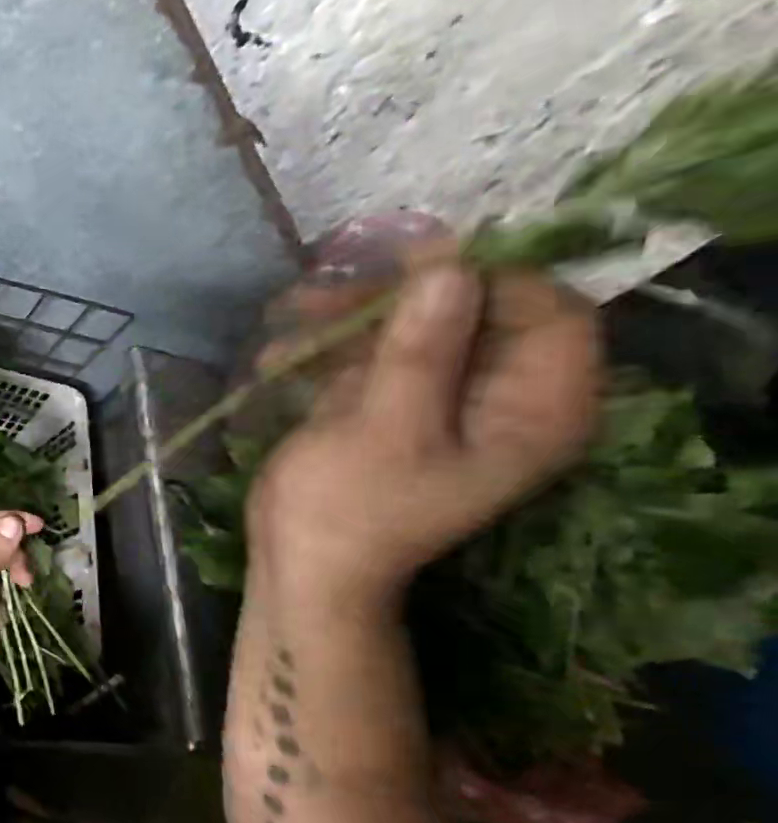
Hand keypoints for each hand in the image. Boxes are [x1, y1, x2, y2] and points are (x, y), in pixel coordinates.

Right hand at [248, 245, 600, 606]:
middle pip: (468, 314)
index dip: (487, 278)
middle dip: (393, 297)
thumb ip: (421, 347)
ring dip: (346, 320)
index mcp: (535, 409)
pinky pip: (369, 358)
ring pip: (409, 330)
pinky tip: (276, 359)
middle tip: (321, 293)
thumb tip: (446, 262)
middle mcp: (497, 398)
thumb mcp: (385, 427)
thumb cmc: (349, 506)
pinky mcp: (387, 408)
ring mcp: (436, 402)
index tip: (410, 259)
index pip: (546, 312)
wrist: (300, 563)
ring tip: (285, 319)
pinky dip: (325, 351)